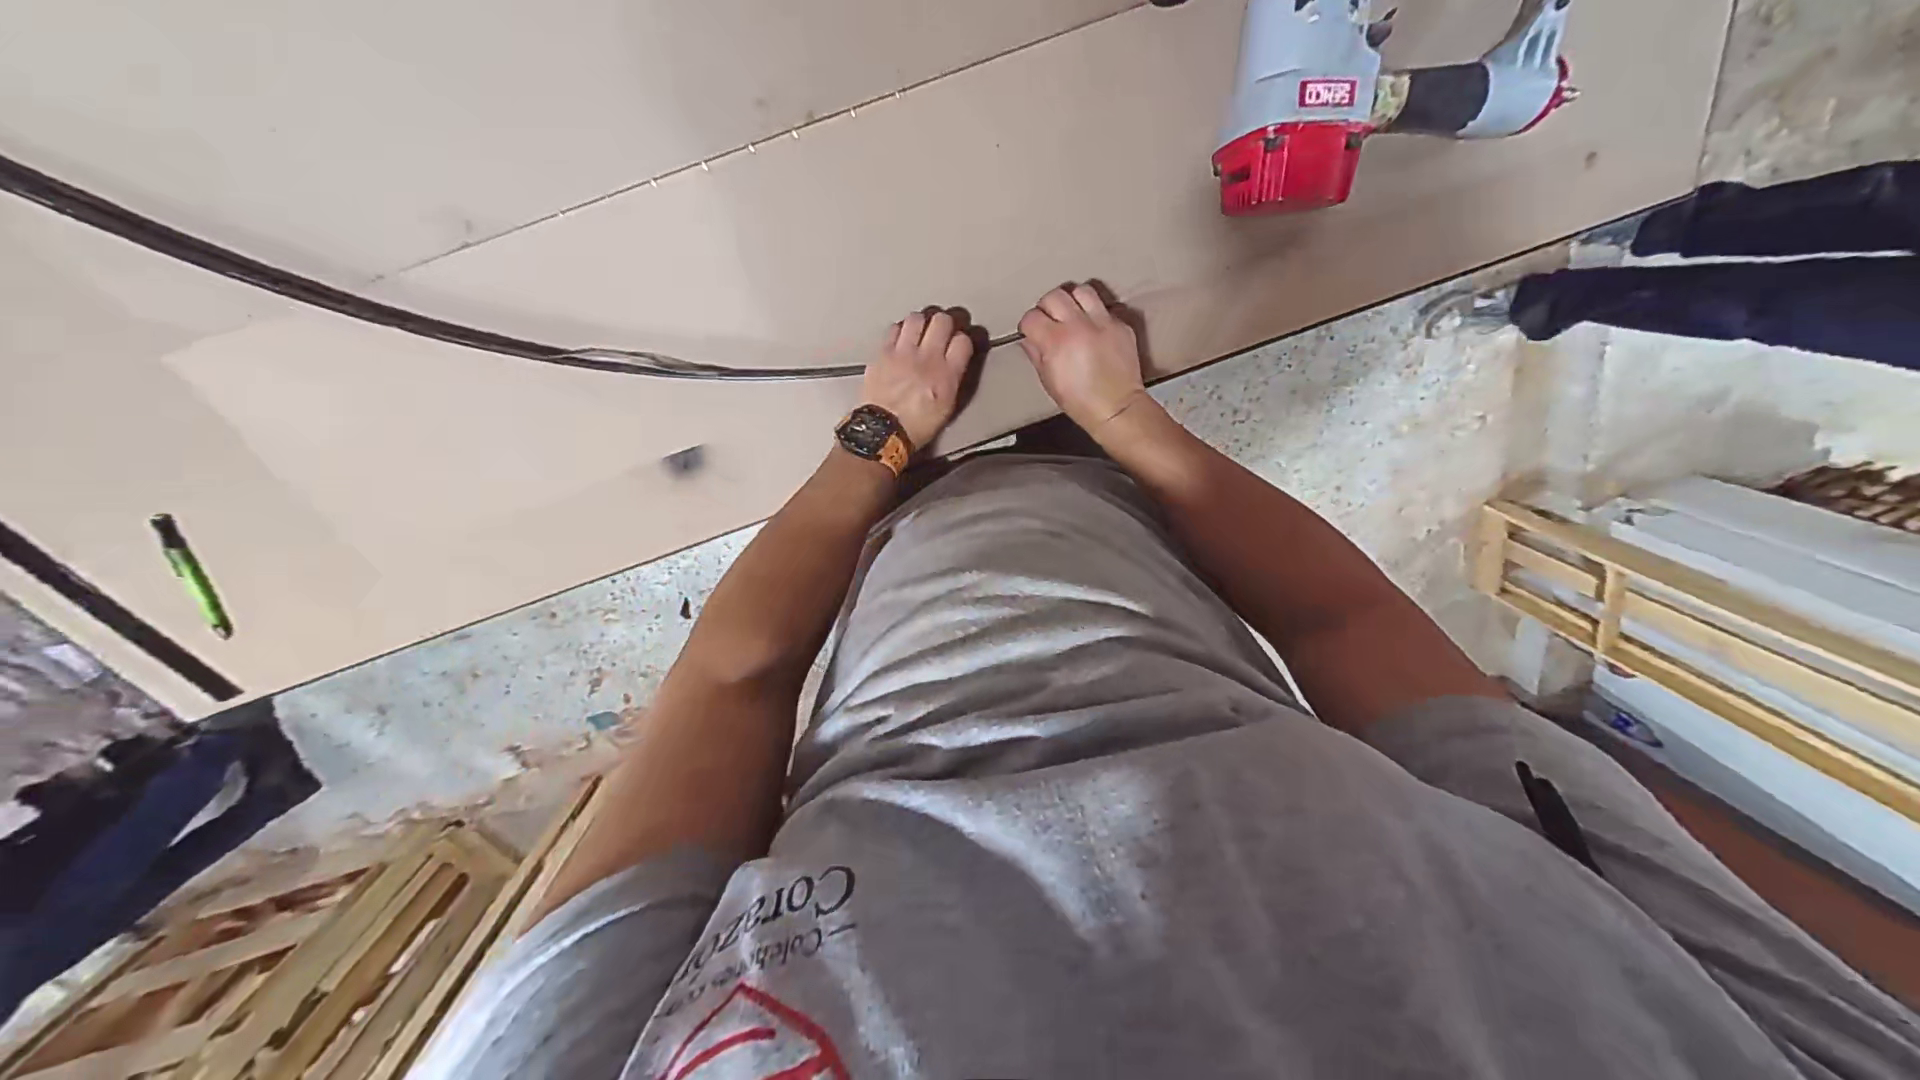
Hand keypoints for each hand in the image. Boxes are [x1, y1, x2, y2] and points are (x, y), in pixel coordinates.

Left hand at [862, 310, 975, 449]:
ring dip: (921, 322)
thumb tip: (955, 363)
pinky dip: (900, 330)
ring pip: (917, 318)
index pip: (964, 341)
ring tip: (920, 331)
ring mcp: (903, 353)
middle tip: (941, 330)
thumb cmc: (916, 427)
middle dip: (944, 323)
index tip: (959, 343)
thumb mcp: (947, 407)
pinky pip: (894, 328)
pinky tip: (901, 339)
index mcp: (947, 376)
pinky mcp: (884, 353)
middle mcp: (927, 359)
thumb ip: (953, 379)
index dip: (963, 339)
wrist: (883, 432)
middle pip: (943, 321)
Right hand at [1017, 284, 1150, 436]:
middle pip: (1054, 296)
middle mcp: (1079, 325)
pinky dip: (1094, 313)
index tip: (1031, 332)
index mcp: (1056, 341)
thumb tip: (1030, 340)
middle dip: (1047, 307)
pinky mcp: (1120, 325)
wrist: (1116, 407)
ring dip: (1072, 300)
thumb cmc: (1081, 401)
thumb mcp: (1049, 381)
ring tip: (1072, 314)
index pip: (1031, 317)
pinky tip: (1092, 327)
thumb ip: (1036, 355)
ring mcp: (1102, 322)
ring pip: (1081, 291)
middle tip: (1049, 320)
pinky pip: (1104, 307)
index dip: (1028, 325)